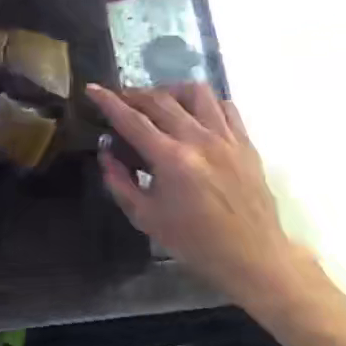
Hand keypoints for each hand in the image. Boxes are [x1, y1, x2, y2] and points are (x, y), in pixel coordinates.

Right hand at [88, 83, 325, 313]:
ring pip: (196, 93)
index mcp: (171, 159)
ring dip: (169, 91)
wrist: (254, 256)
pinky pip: (225, 107)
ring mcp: (227, 139)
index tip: (92, 89)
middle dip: (133, 94)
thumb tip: (106, 152)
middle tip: (118, 99)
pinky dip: (203, 103)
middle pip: (160, 100)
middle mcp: (200, 141)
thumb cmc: (193, 240)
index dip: (108, 101)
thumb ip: (118, 180)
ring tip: (157, 102)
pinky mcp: (246, 144)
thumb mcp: (143, 215)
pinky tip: (191, 114)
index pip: (132, 119)